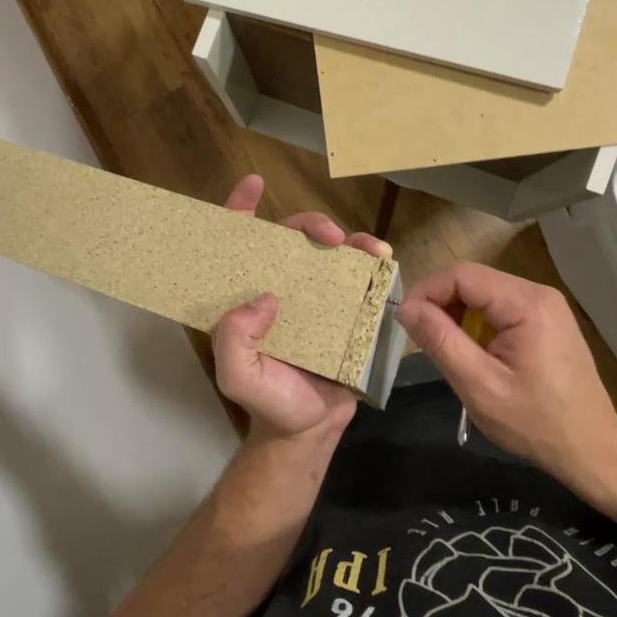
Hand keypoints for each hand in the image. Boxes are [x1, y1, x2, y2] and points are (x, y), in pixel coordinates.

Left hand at [212, 174, 388, 443]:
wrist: (312, 430)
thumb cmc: (270, 401)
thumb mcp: (238, 376)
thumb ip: (234, 339)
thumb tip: (263, 299)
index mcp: (246, 297)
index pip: (238, 244)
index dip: (241, 210)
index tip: (253, 186)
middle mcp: (280, 287)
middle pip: (290, 238)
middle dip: (308, 223)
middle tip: (328, 234)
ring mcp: (315, 296)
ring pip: (327, 251)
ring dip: (346, 237)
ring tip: (364, 246)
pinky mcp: (347, 309)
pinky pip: (359, 276)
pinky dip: (371, 260)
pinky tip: (382, 258)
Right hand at [396, 262, 616, 488]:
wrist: (590, 448)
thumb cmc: (535, 422)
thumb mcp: (479, 385)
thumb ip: (441, 341)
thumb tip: (405, 307)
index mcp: (527, 304)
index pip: (462, 275)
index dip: (426, 291)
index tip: (404, 321)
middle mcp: (539, 294)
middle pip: (473, 281)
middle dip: (440, 304)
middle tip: (421, 340)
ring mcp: (546, 307)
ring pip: (484, 294)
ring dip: (457, 316)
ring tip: (446, 351)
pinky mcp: (546, 321)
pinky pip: (500, 308)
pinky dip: (477, 324)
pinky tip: (473, 354)